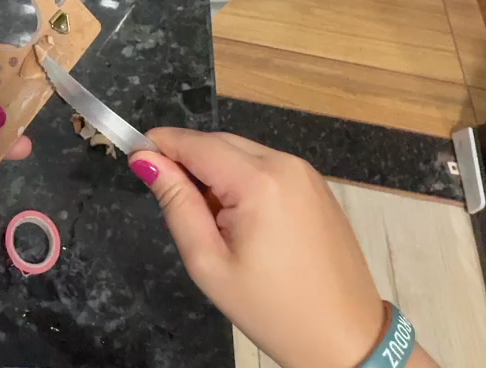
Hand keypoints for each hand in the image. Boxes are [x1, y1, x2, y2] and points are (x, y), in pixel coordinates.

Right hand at [130, 129, 384, 367]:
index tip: (136, 160)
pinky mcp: (316, 184)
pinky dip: (244, 179)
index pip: (194, 143)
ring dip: (217, 171)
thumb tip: (145, 159)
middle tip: (179, 206)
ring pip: (240, 151)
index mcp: (258, 182)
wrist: (349, 343)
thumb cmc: (271, 309)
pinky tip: (247, 222)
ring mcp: (305, 172)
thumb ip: (175, 203)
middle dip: (189, 162)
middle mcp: (284, 163)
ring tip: (216, 222)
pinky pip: (264, 165)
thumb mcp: (209, 263)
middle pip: (217, 143)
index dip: (160, 145)